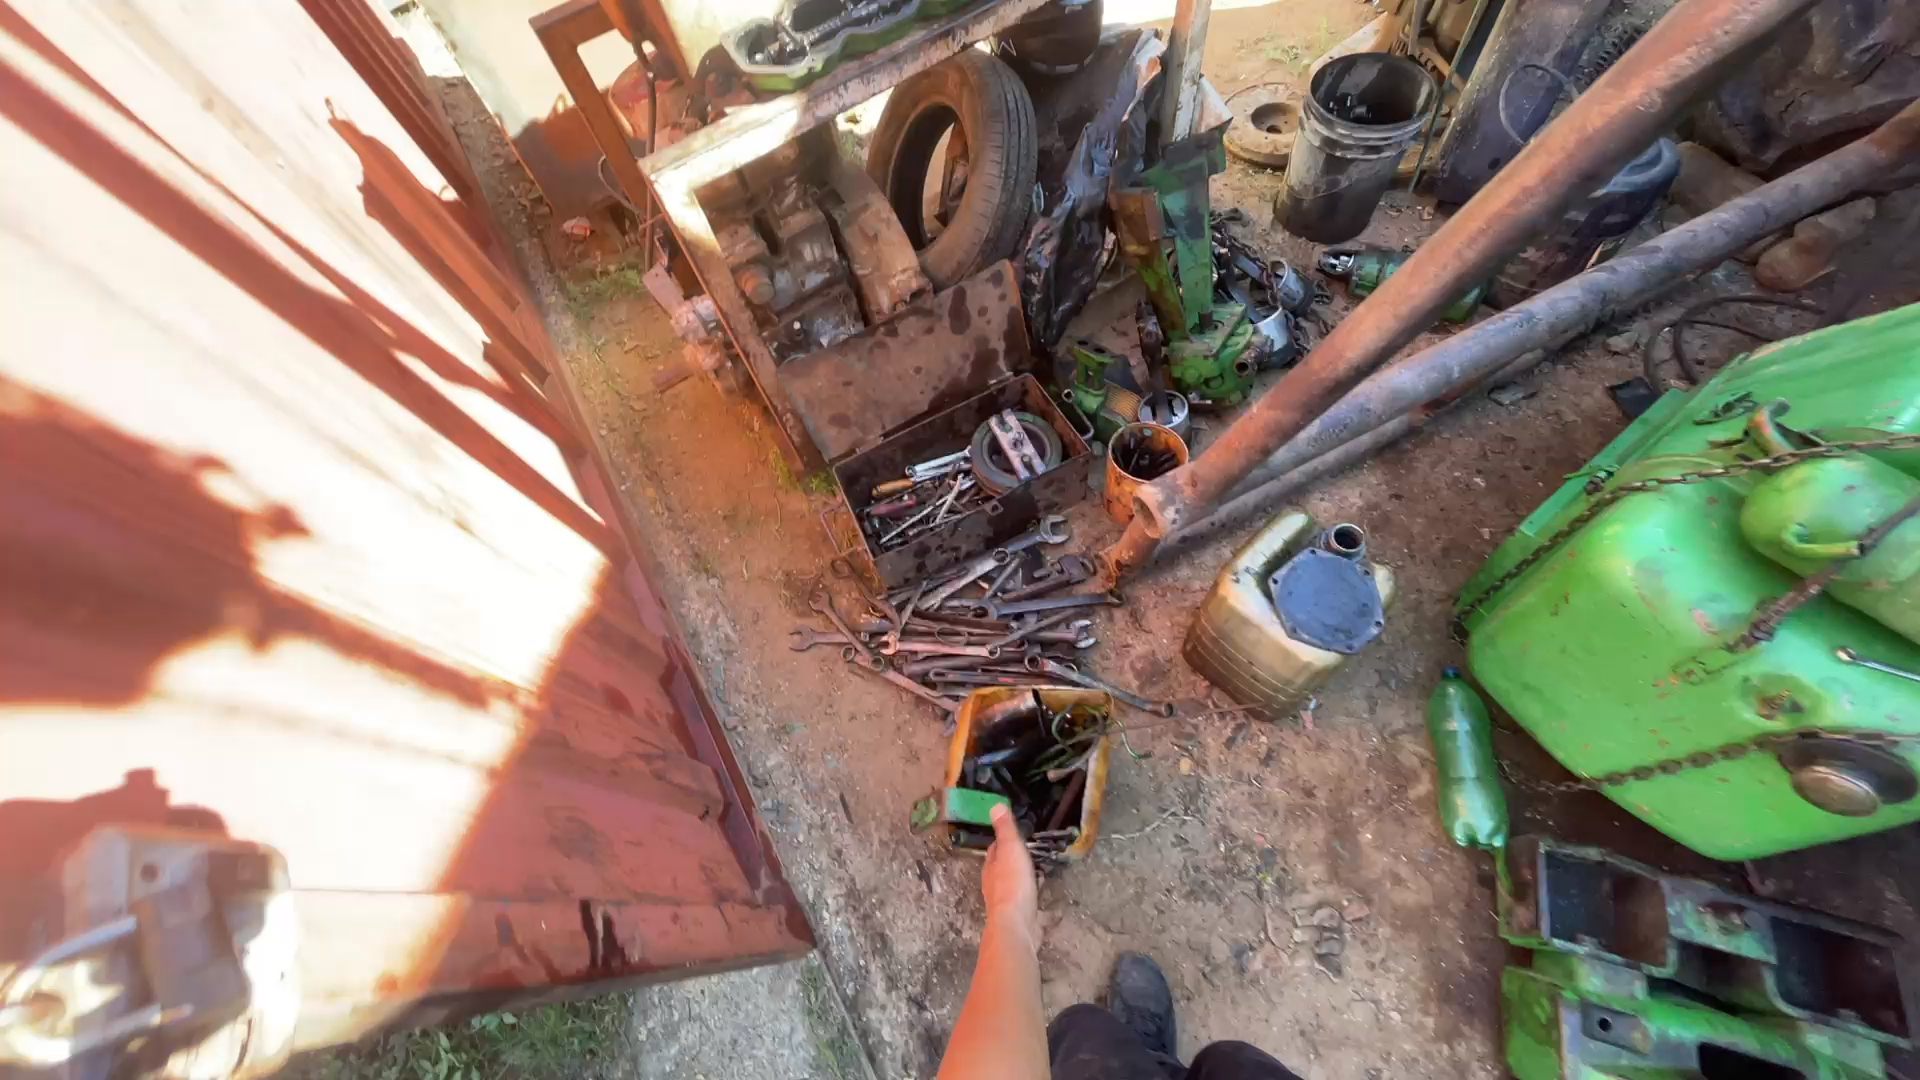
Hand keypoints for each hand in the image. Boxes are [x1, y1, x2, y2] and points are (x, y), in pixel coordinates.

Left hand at [982, 803, 1038, 943]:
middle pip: (1002, 869)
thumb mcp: (1010, 848)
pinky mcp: (1018, 918)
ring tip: (1036, 872)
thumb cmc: (1012, 883)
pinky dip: (1032, 897)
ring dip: (1022, 879)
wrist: (1016, 925)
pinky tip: (1042, 897)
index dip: (1001, 842)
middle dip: (1012, 861)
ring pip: (1013, 886)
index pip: (994, 850)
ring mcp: (1005, 904)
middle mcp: (994, 885)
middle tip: (1027, 853)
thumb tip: (994, 805)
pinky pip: (1026, 903)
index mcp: (991, 867)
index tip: (1011, 836)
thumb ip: (1005, 829)